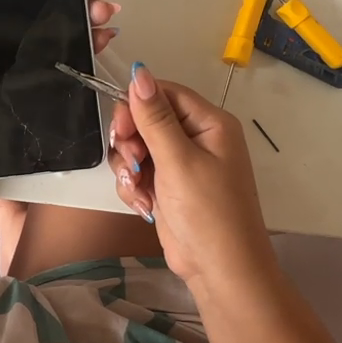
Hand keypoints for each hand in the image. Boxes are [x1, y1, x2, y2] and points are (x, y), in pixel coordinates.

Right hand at [108, 64, 274, 281]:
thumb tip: (139, 72)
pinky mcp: (168, 187)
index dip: (137, 106)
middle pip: (147, 119)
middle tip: (133, 164)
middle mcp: (197, 138)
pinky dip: (134, 186)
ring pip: (138, 147)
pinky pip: (139, 172)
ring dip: (130, 168)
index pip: (165, 93)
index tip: (121, 129)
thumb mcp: (178, 161)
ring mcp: (181, 164)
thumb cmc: (207, 212)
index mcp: (210, 123)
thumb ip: (154, 117)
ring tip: (138, 191)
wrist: (219, 270)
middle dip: (131, 142)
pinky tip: (142, 204)